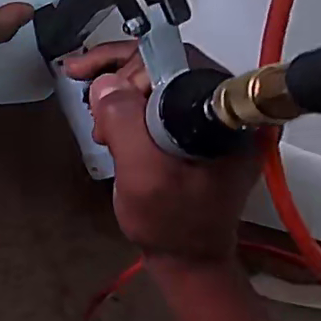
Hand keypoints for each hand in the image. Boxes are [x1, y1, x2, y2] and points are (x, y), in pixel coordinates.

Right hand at [62, 41, 261, 265]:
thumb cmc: (169, 224)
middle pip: (166, 64)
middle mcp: (226, 110)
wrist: (187, 259)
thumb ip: (124, 124)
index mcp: (226, 116)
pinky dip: (131, 106)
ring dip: (121, 93)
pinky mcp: (200, 130)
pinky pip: (162, 100)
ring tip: (100, 122)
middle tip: (94, 110)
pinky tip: (112, 124)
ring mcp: (214, 120)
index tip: (96, 85)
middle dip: (120, 79)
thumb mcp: (141, 175)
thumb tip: (104, 82)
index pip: (176, 60)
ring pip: (160, 79)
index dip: (129, 67)